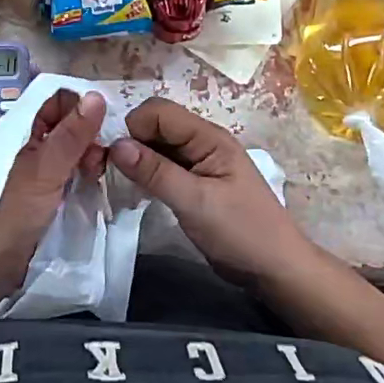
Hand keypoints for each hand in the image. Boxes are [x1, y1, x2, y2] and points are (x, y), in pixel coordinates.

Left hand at [0, 90, 108, 314]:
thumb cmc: (7, 214)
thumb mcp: (44, 172)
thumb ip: (71, 135)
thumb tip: (96, 96)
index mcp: (21, 129)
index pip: (56, 98)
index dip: (82, 101)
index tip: (111, 116)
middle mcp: (29, 144)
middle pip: (66, 122)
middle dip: (90, 131)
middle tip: (104, 154)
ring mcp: (37, 170)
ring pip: (71, 149)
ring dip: (89, 155)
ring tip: (100, 173)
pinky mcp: (44, 194)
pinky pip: (70, 173)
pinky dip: (85, 175)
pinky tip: (96, 185)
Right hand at [108, 98, 313, 286]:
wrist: (276, 271)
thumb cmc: (241, 233)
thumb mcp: (195, 203)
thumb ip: (155, 172)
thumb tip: (115, 145)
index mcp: (209, 137)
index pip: (159, 111)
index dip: (133, 127)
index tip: (113, 156)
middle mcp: (202, 142)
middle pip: (156, 125)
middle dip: (131, 141)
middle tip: (107, 170)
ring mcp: (199, 163)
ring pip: (157, 146)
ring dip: (137, 159)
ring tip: (116, 181)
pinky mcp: (195, 183)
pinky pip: (163, 166)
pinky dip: (147, 174)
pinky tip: (134, 191)